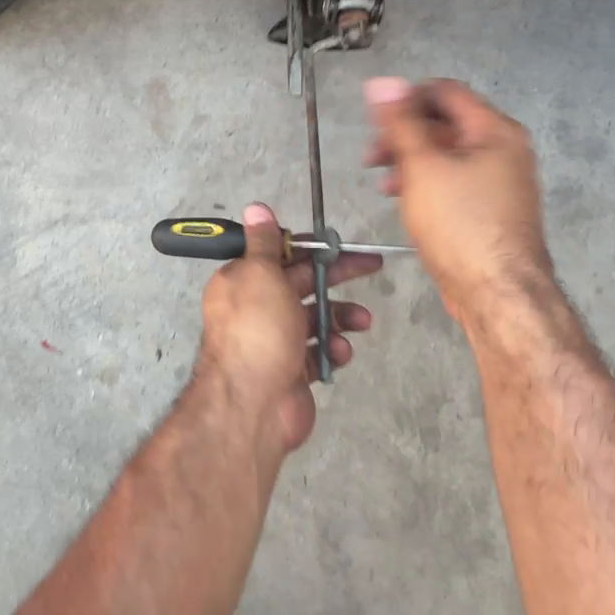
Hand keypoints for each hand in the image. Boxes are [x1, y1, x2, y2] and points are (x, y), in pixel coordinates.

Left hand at [196, 203, 381, 452]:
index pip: (279, 254)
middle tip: (371, 266)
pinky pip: (318, 352)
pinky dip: (333, 349)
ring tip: (362, 321)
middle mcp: (255, 308)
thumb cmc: (256, 332)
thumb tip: (256, 209)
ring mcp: (273, 341)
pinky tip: (340, 351)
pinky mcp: (290, 370)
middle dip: (336, 276)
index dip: (309, 247)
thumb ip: (264, 243)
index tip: (337, 243)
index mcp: (243, 281)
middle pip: (301, 283)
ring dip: (341, 316)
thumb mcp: (260, 274)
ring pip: (314, 318)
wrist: (253, 405)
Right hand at [363, 77, 550, 312]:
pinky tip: (407, 201)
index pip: (445, 91)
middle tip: (373, 154)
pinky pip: (455, 181)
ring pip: (447, 154)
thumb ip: (400, 122)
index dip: (406, 98)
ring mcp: (500, 181)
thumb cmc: (462, 227)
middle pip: (445, 123)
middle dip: (404, 134)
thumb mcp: (422, 166)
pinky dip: (428, 182)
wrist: (497, 293)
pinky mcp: (491, 209)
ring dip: (411, 160)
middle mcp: (504, 150)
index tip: (376, 118)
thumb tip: (383, 83)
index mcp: (495, 131)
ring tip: (384, 181)